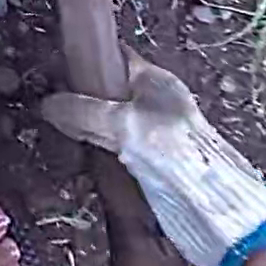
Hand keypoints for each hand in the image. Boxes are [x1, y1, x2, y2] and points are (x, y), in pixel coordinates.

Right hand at [41, 47, 265, 265]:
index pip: (113, 52)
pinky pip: (124, 142)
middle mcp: (159, 97)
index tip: (61, 63)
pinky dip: (108, 147)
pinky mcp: (163, 157)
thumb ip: (81, 112)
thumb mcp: (120, 126)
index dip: (87, 54)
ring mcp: (162, 128)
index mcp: (154, 77)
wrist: (219, 213)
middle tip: (61, 106)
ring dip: (96, 125)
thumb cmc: (175, 156)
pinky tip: (95, 159)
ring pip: (116, 117)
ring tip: (73, 135)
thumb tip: (47, 104)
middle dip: (86, 96)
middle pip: (112, 86)